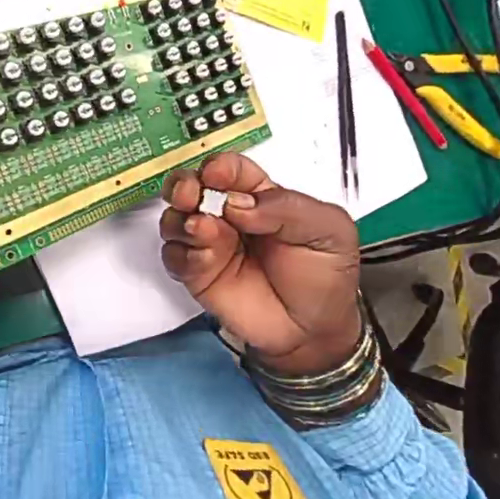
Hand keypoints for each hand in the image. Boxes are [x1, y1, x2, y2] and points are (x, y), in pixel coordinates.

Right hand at [158, 153, 362, 376]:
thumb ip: (285, 208)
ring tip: (202, 231)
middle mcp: (226, 215)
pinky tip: (203, 260)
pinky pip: (172, 256)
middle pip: (190, 186)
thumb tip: (236, 203)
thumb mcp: (327, 230)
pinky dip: (181, 254)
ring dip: (179, 220)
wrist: (313, 331)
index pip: (230, 169)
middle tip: (189, 195)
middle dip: (182, 185)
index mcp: (258, 195)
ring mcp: (208, 243)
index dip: (219, 168)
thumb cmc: (324, 275)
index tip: (217, 176)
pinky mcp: (195, 273)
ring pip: (173, 219)